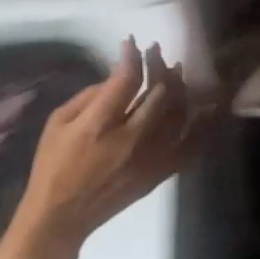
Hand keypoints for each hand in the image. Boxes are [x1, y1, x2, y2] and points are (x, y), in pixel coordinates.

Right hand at [19, 38, 202, 246]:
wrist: (62, 215)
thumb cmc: (52, 165)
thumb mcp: (57, 123)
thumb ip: (88, 97)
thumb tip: (116, 80)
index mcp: (98, 124)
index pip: (126, 80)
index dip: (132, 56)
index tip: (132, 43)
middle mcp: (130, 138)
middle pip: (159, 93)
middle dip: (159, 65)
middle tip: (156, 52)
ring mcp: (150, 158)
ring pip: (178, 115)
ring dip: (181, 88)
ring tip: (177, 71)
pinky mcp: (159, 174)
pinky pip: (190, 147)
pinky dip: (201, 126)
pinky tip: (207, 108)